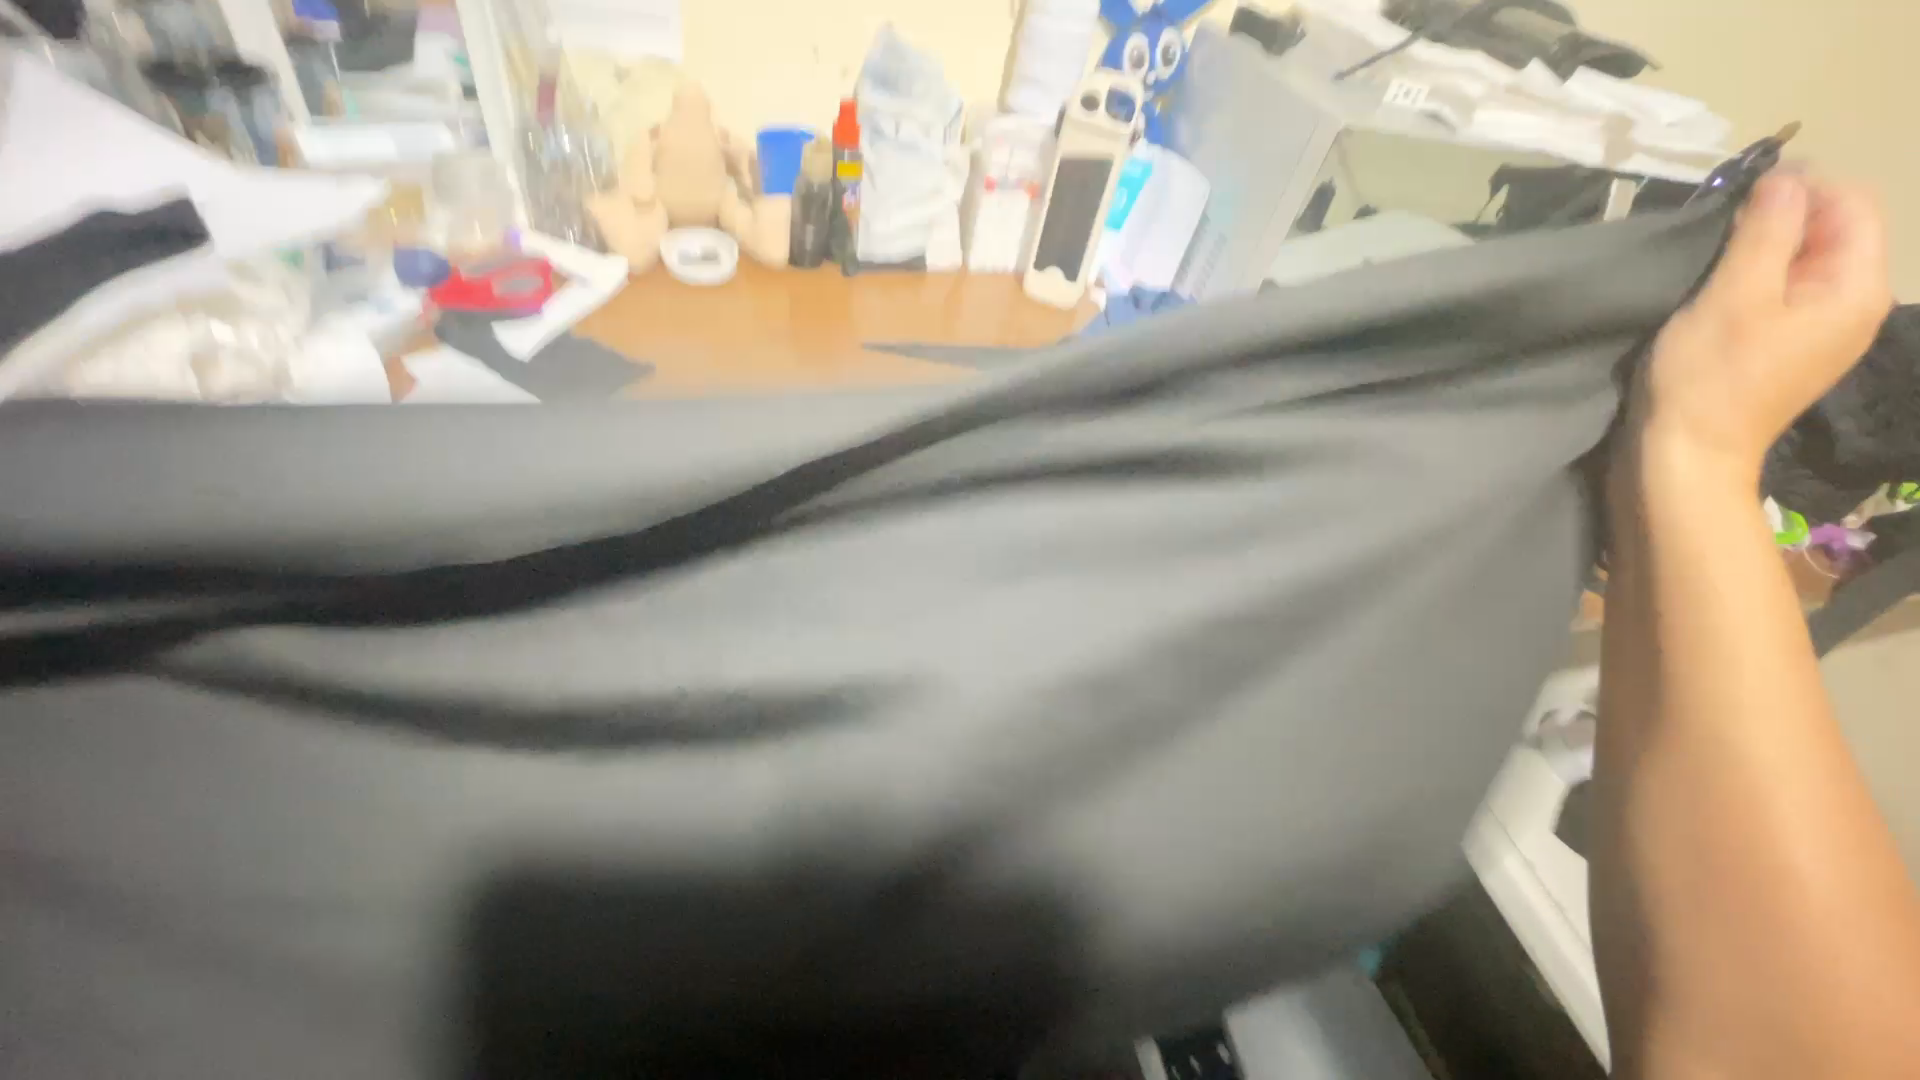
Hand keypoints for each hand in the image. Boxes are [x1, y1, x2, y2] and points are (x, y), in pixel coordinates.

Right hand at [1631, 173, 1892, 481]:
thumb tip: (1785, 176)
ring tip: (1706, 261)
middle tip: (1713, 229)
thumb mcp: (1732, 296)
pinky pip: (1779, 297)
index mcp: (1856, 287)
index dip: (1800, 186)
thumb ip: (1764, 232)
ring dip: (1756, 253)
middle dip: (1776, 220)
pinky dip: (1749, 284)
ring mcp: (1819, 333)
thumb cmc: (1707, 376)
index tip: (1735, 193)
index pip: (1852, 205)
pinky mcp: (1784, 352)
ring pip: (1799, 266)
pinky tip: (1712, 296)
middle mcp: (1853, 305)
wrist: (1683, 457)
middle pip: (1829, 234)